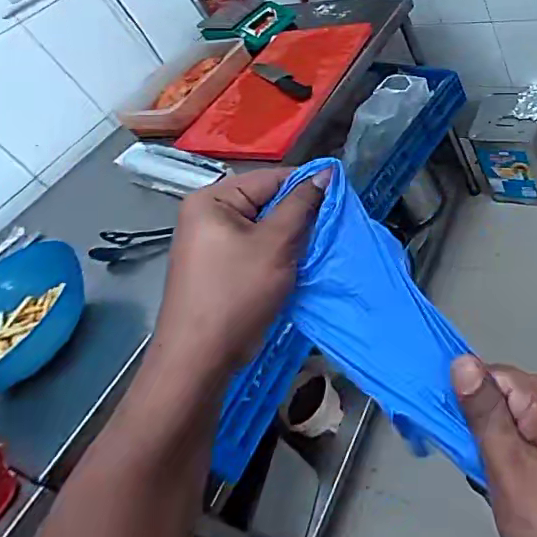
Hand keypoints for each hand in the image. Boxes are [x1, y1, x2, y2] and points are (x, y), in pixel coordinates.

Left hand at [148, 168, 323, 378]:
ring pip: (264, 226)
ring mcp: (210, 242)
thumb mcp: (276, 244)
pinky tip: (295, 265)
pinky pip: (255, 247)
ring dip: (289, 236)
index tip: (339, 197)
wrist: (198, 363)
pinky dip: (276, 253)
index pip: (271, 177)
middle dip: (298, 214)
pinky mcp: (217, 267)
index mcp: (212, 199)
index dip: (306, 185)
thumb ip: (302, 204)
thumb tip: (326, 173)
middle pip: (267, 200)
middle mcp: (206, 214)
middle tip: (328, 227)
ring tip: (314, 247)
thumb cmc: (236, 295)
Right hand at [452, 356, 536, 536]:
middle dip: (477, 436)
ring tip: (501, 489)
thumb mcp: (511, 467)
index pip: (483, 375)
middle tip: (482, 470)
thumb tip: (463, 363)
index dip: (463, 405)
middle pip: (491, 401)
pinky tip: (510, 495)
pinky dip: (503, 470)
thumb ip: (484, 413)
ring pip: (499, 429)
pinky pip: (513, 448)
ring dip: (488, 457)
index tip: (455, 436)